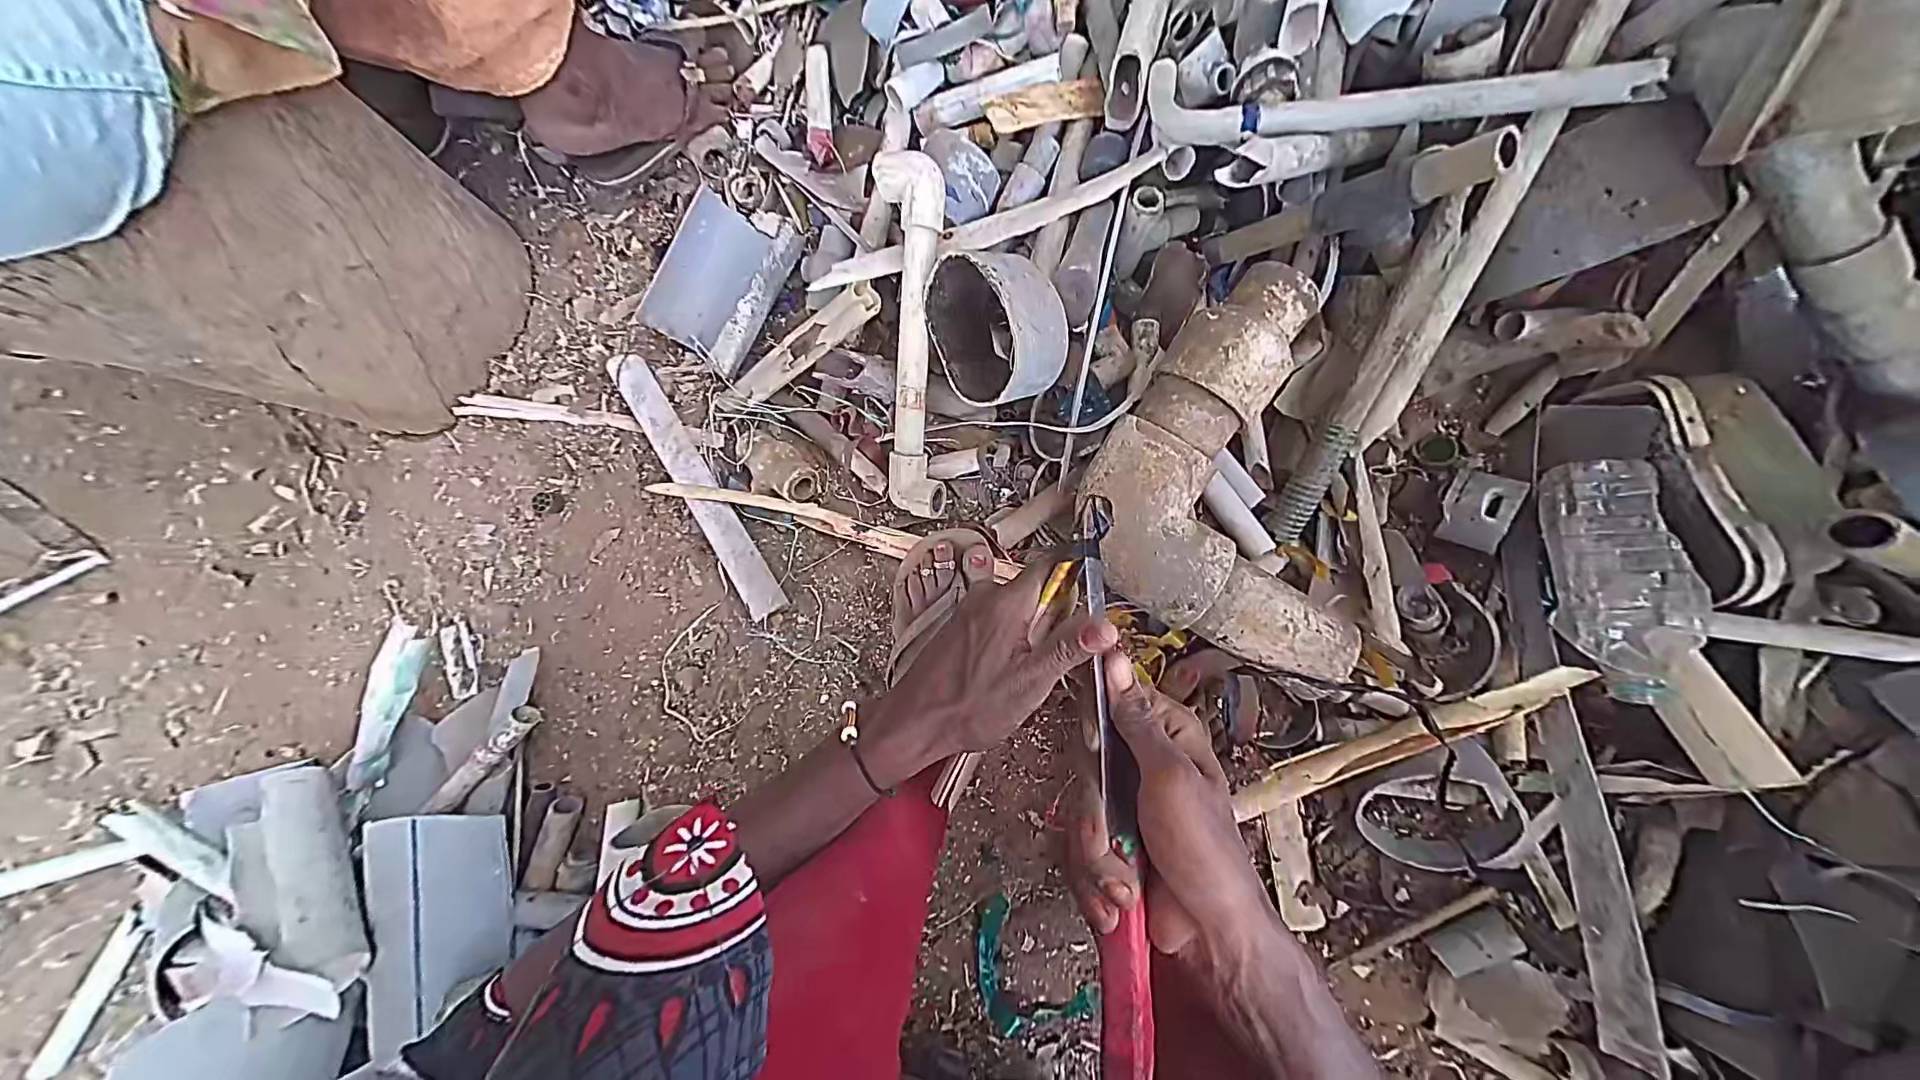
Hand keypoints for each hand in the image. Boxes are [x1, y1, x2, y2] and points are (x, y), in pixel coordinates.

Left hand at [872, 558, 1118, 764]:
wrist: (914, 722)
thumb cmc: (967, 707)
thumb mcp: (1030, 682)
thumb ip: (1068, 648)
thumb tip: (1105, 627)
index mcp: (1006, 602)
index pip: (1050, 565)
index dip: (1075, 577)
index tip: (1089, 598)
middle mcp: (984, 597)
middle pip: (1035, 588)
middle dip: (1053, 615)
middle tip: (1053, 653)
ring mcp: (969, 610)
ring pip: (1016, 607)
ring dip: (1030, 631)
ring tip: (1025, 668)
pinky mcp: (959, 627)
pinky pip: (996, 620)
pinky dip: (1009, 638)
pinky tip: (1003, 670)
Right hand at [1066, 652, 1269, 954]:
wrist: (1208, 937)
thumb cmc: (1206, 853)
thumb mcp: (1171, 778)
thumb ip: (1137, 722)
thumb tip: (1115, 661)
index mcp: (1164, 735)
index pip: (1111, 702)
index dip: (1094, 729)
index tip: (1096, 754)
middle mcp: (1138, 764)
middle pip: (1083, 764)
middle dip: (1093, 818)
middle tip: (1114, 841)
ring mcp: (1120, 806)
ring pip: (1074, 813)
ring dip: (1096, 860)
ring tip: (1125, 885)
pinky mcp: (1106, 842)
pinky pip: (1074, 850)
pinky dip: (1093, 882)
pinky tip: (1118, 900)